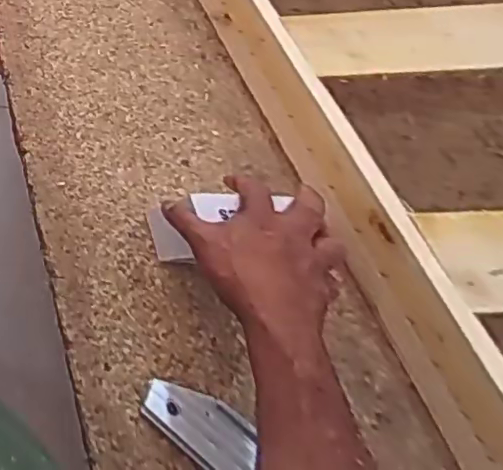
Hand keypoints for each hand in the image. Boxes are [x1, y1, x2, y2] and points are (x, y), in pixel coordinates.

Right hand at [164, 175, 343, 355]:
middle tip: (299, 192)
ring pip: (330, 240)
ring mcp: (312, 260)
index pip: (255, 189)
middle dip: (304, 196)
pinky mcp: (322, 287)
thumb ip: (185, 221)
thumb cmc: (241, 278)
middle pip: (309, 206)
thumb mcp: (203, 244)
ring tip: (318, 231)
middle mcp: (291, 234)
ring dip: (325, 233)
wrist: (276, 321)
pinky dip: (329, 273)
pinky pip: (332, 277)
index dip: (243, 182)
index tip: (234, 182)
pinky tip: (322, 274)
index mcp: (262, 219)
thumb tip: (170, 206)